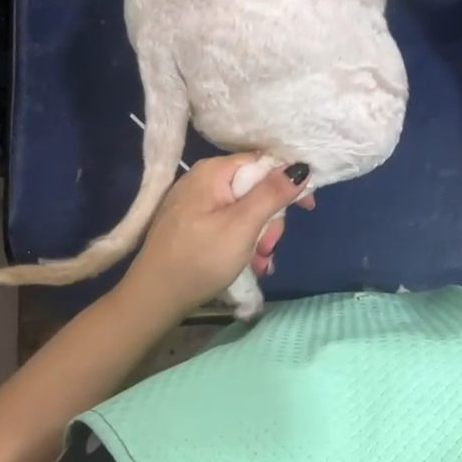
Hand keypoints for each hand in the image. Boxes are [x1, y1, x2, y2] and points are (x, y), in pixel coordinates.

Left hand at [121, 153, 314, 314]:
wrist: (154, 297)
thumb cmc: (201, 258)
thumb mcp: (243, 225)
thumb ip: (272, 194)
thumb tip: (301, 166)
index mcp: (213, 171)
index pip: (262, 163)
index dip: (287, 183)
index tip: (306, 209)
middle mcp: (202, 180)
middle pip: (254, 189)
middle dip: (269, 220)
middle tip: (269, 248)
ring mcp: (194, 203)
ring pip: (243, 211)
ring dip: (258, 237)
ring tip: (259, 264)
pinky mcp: (190, 225)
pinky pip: (227, 224)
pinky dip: (241, 243)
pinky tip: (246, 265)